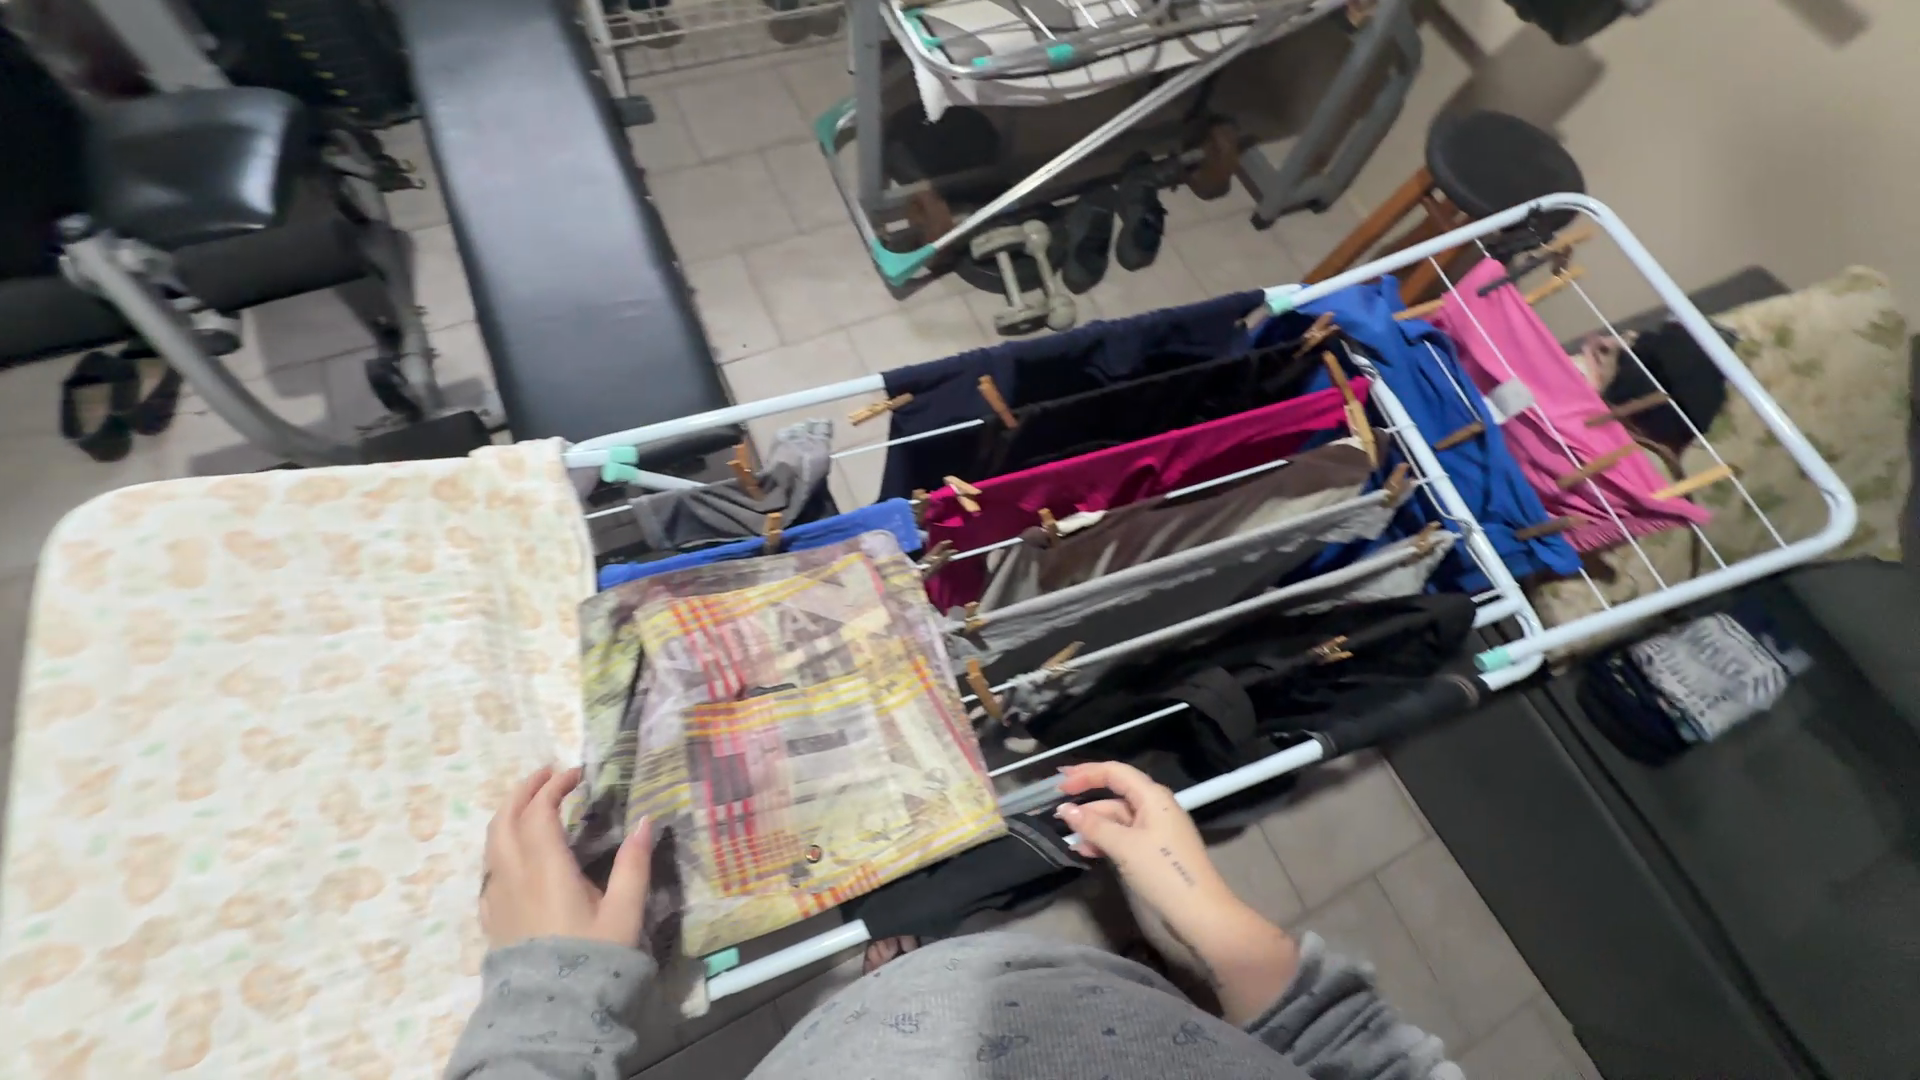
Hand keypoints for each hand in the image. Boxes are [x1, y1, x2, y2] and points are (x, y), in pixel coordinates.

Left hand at [479, 765, 652, 949]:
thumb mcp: (625, 910)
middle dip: (525, 790)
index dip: (555, 786)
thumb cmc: (592, 957)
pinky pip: (489, 868)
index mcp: (546, 869)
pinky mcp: (493, 917)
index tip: (578, 774)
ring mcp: (498, 897)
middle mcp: (514, 876)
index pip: (539, 812)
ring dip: (509, 813)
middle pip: (505, 820)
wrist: (552, 1011)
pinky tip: (518, 851)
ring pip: (492, 843)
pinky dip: (502, 844)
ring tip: (532, 803)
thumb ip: (634, 863)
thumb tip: (645, 820)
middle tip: (549, 775)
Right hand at [1054, 762, 1236, 933]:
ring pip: (1117, 818)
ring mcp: (1155, 830)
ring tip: (1070, 839)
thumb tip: (1064, 809)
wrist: (1202, 916)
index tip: (1060, 784)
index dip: (1086, 774)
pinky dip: (1104, 841)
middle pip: (1115, 794)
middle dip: (1087, 802)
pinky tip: (1087, 852)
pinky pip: (1123, 837)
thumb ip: (1093, 826)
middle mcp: (1154, 807)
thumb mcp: (1124, 847)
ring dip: (1093, 826)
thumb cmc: (1164, 872)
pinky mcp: (1154, 851)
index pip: (1115, 772)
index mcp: (1152, 796)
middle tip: (1058, 810)